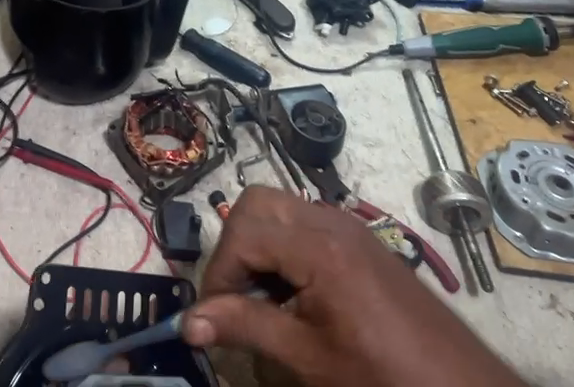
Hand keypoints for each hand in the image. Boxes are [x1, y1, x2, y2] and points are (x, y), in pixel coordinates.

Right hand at [181, 186, 524, 386]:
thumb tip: (189, 323)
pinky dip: (285, 247)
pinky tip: (294, 296)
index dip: (218, 274)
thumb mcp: (309, 358)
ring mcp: (349, 228)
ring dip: (259, 244)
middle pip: (257, 204)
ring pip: (280, 209)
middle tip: (235, 296)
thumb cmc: (384, 378)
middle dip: (235, 245)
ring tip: (262, 300)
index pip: (242, 234)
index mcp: (318, 246)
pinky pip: (306, 224)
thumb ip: (246, 328)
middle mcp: (330, 222)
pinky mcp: (361, 242)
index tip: (213, 317)